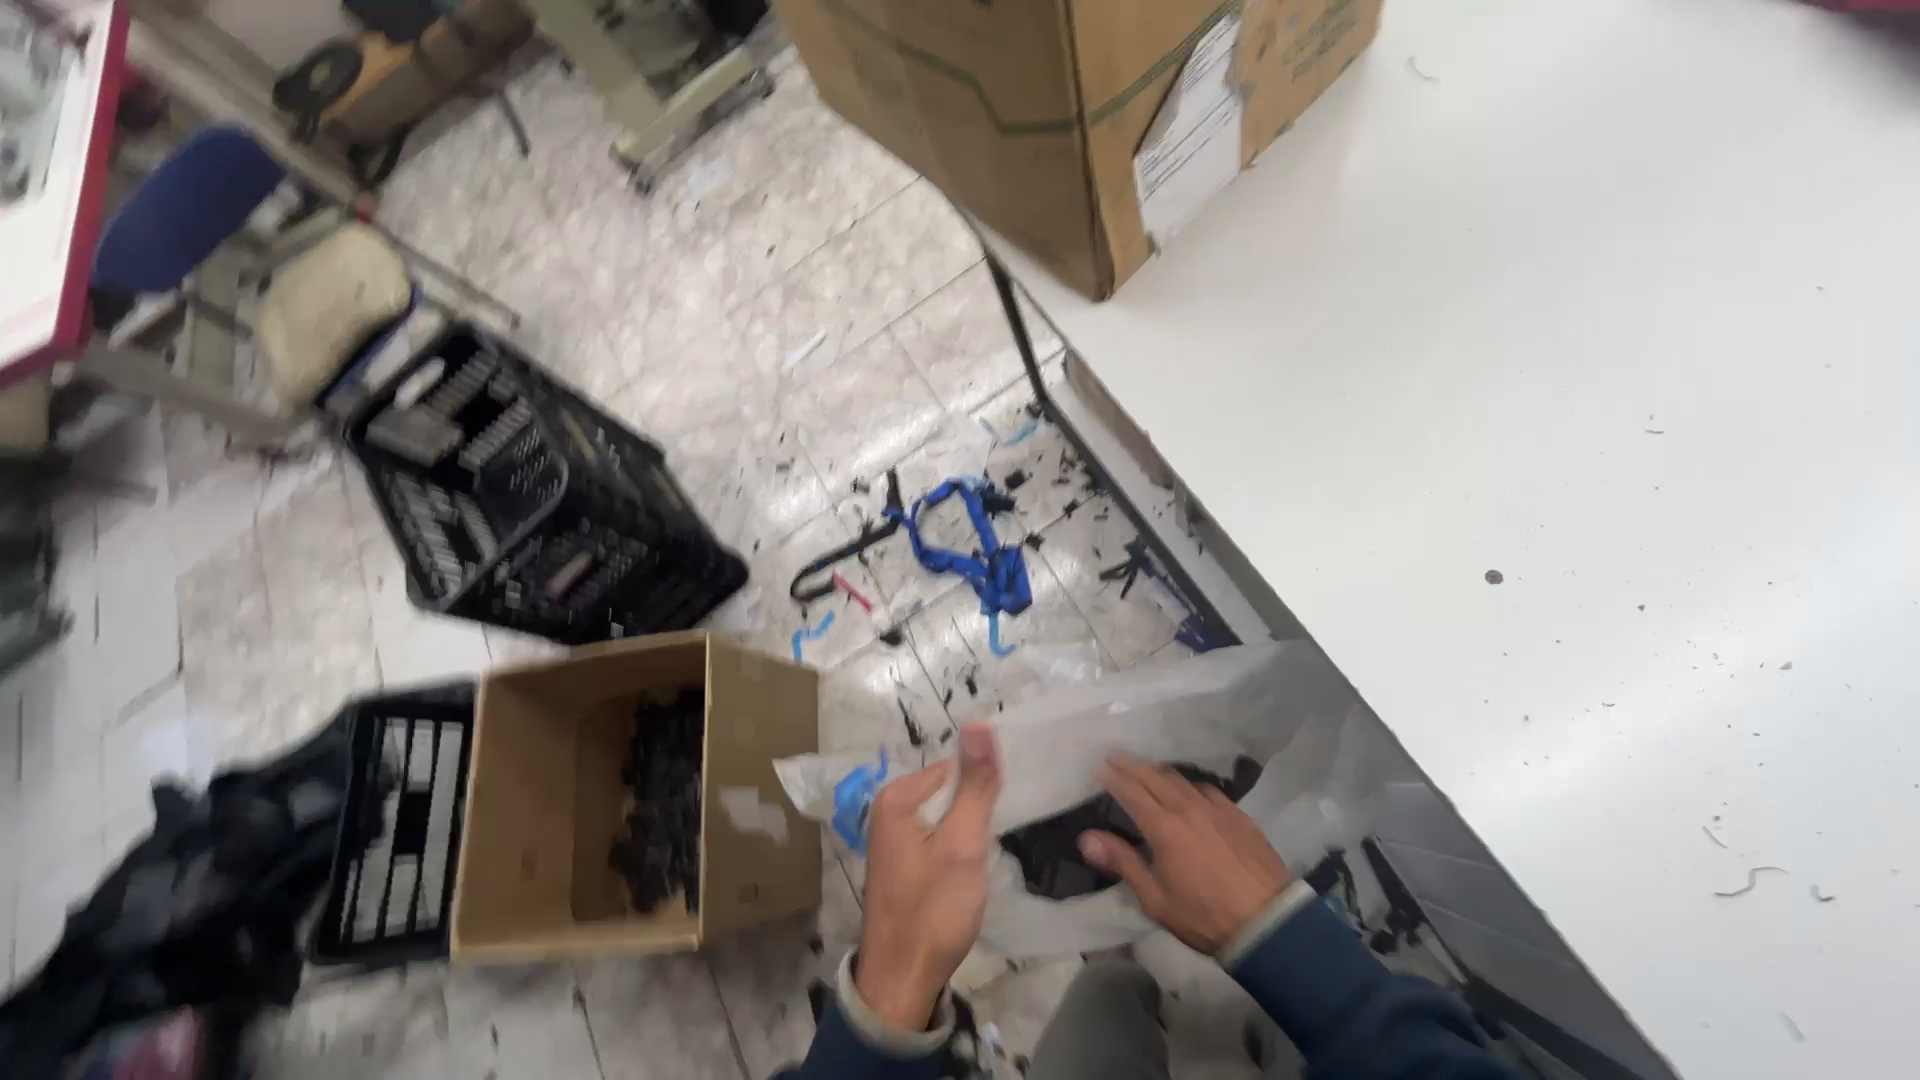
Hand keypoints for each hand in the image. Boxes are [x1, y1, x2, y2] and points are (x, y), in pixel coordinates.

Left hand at [855, 725, 1001, 1030]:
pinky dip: (955, 849)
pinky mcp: (901, 861)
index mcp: (897, 797)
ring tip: (981, 861)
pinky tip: (965, 874)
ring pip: (946, 816)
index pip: (957, 768)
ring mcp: (892, 837)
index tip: (1002, 818)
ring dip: (968, 833)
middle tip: (990, 845)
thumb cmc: (933, 910)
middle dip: (975, 812)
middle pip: (950, 790)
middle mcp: (887, 808)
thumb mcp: (963, 844)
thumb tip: (978, 722)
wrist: (901, 980)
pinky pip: (937, 837)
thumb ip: (975, 785)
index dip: (984, 792)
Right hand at [1080, 753, 1290, 954]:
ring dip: (1159, 771)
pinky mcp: (1239, 815)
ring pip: (1181, 779)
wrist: (1268, 923)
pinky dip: (1189, 784)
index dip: (1112, 777)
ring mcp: (1217, 809)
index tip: (1098, 767)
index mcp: (1163, 828)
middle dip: (1131, 764)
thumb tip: (1086, 838)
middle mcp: (1187, 809)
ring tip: (1147, 770)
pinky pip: (1208, 789)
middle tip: (1114, 756)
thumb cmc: (1203, 916)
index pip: (1131, 791)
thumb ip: (1122, 862)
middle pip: (1154, 776)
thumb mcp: (1155, 898)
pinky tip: (1189, 791)